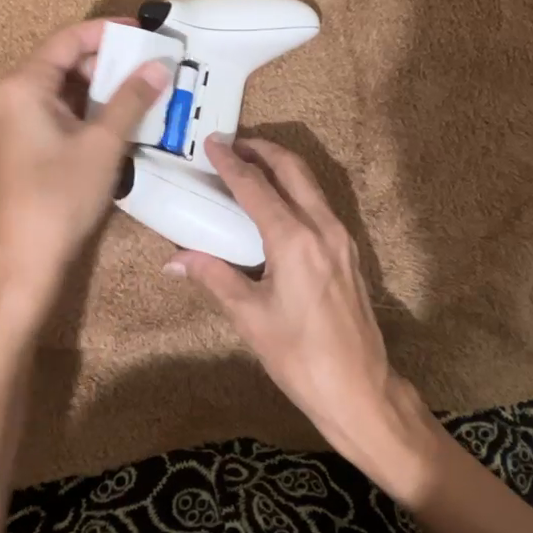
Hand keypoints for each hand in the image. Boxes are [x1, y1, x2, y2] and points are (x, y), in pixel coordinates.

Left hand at [0, 19, 169, 345]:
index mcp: (22, 85)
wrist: (20, 265)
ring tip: (145, 94)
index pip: (69, 39)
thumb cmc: (58, 199)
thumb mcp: (102, 145)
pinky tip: (120, 123)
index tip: (148, 33)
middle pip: (64, 62)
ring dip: (102, 90)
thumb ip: (130, 100)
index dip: (110, 32)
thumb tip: (158, 65)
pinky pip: (57, 115)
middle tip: (153, 67)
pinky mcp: (20, 148)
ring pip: (63, 91)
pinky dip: (88, 113)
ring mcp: (12, 123)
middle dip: (110, 63)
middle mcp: (10, 96)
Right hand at [165, 139, 439, 490]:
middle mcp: (322, 228)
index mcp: (294, 240)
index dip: (230, 162)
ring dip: (281, 165)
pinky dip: (295, 188)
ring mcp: (341, 238)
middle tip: (232, 143)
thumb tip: (173, 260)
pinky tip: (277, 201)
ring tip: (251, 163)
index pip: (256, 187)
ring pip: (310, 183)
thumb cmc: (299, 357)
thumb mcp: (249, 317)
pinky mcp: (349, 252)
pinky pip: (319, 203)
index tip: (211, 143)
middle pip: (292, 169)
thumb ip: (213, 277)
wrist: (359, 389)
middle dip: (262, 149)